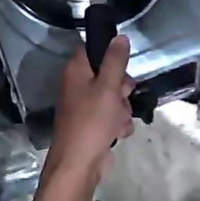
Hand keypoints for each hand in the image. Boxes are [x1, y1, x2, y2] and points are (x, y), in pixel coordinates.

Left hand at [47, 35, 133, 185]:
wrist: (79, 164)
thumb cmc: (92, 121)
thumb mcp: (108, 87)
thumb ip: (115, 61)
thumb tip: (120, 36)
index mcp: (75, 70)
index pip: (93, 50)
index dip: (110, 56)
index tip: (124, 66)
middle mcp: (77, 85)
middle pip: (108, 74)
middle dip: (122, 88)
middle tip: (124, 96)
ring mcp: (84, 106)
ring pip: (114, 97)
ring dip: (122, 109)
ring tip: (118, 121)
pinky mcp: (92, 124)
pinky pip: (111, 116)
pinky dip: (117, 124)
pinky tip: (117, 133)